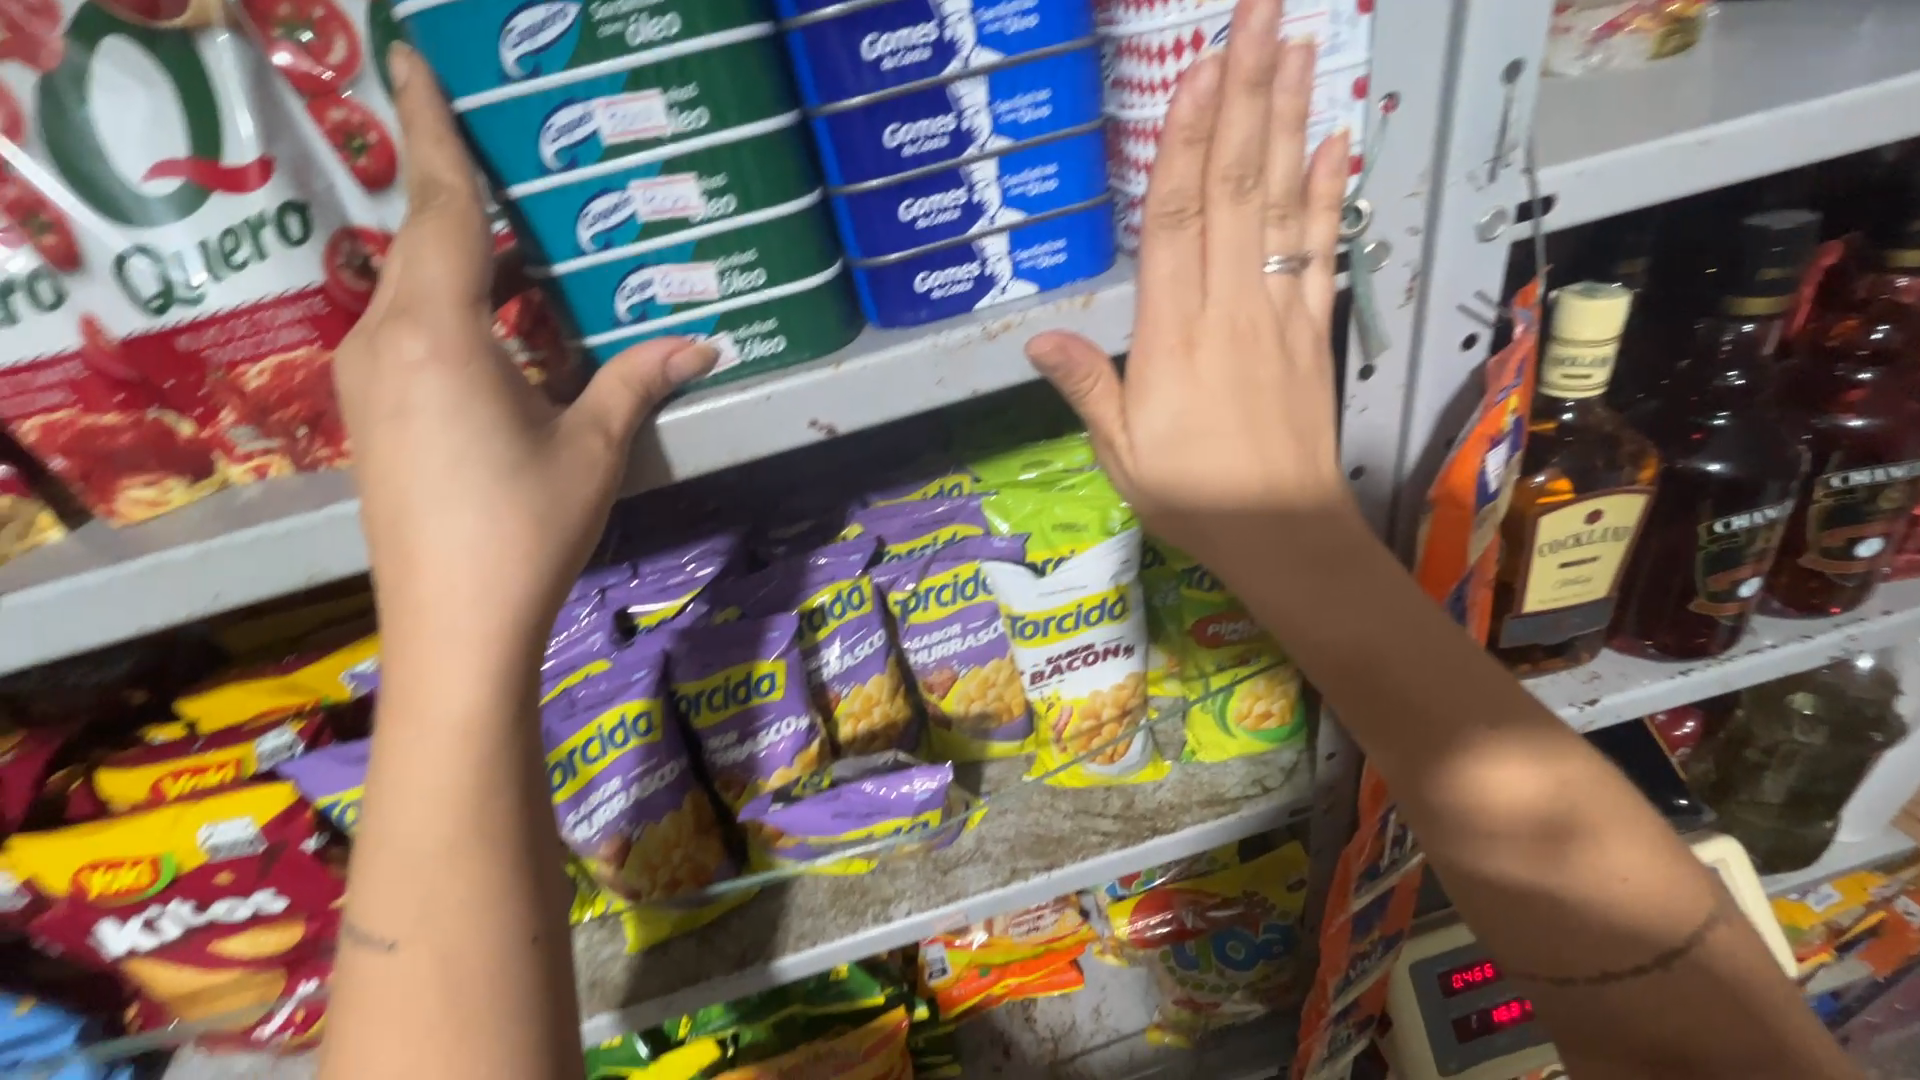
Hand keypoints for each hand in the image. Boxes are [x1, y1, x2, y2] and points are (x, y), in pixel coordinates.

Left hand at [332, 44, 715, 656]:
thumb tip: (705, 345)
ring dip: (469, 272)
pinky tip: (506, 343)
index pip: (442, 207)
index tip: (408, 53)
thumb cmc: (527, 524)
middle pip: (426, 246)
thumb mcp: (594, 446)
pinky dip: (456, 318)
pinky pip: (411, 337)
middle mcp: (384, 340)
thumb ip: (638, 380)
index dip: (433, 126)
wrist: (453, 625)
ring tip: (526, 268)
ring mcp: (367, 382)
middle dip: (465, 204)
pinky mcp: (371, 418)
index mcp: (437, 330)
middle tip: (508, 170)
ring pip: (417, 295)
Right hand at [1025, 0, 1354, 568]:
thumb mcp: (1119, 452)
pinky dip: (1327, 193)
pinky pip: (1319, 251)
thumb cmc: (1191, 495)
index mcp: (1170, 334)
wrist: (1283, 532)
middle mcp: (1226, 305)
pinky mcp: (1311, 330)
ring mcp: (1277, 312)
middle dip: (1244, 95)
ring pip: (1280, 203)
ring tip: (1298, 44)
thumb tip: (1038, 335)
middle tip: (1259, 12)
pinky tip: (1335, 138)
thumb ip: (1086, 385)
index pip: (1174, 220)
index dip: (1183, 140)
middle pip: (1233, 187)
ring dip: (1289, 120)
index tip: (1197, 67)